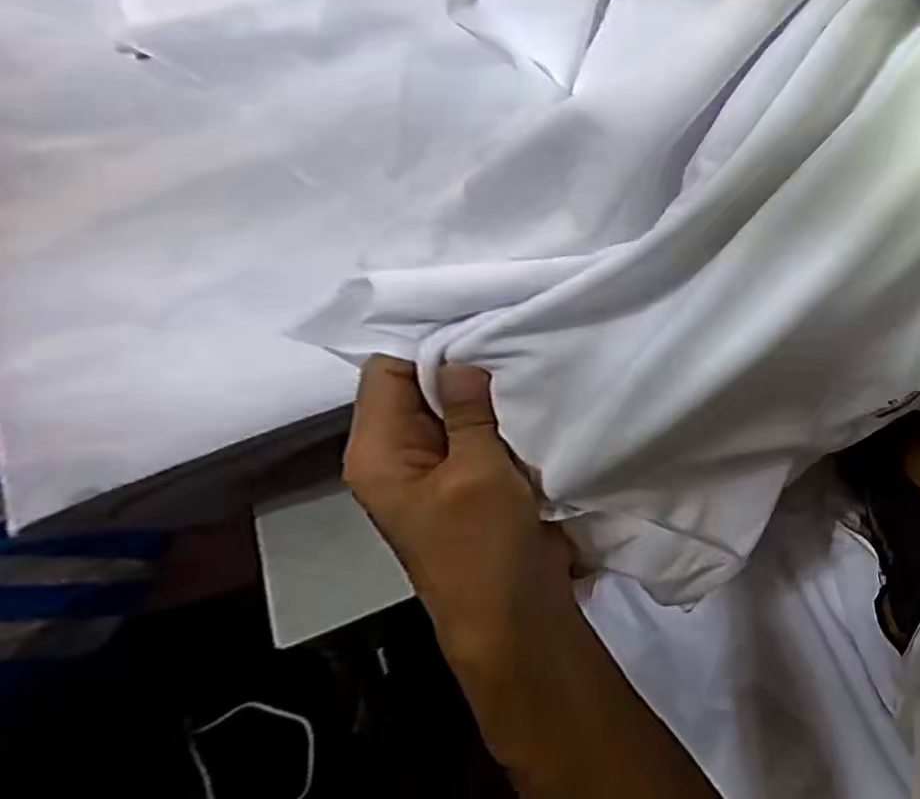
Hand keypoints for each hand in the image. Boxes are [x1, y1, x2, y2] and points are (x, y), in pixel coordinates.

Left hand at [344, 356, 575, 658]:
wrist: (512, 606)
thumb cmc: (481, 543)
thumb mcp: (476, 473)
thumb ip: (470, 414)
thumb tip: (462, 357)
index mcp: (379, 451)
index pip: (388, 373)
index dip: (430, 343)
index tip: (481, 317)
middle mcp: (403, 450)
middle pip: (424, 385)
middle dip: (465, 359)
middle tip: (516, 327)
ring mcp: (443, 462)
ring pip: (460, 405)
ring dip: (491, 385)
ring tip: (531, 352)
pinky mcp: (477, 471)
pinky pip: (485, 426)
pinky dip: (506, 408)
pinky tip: (536, 390)